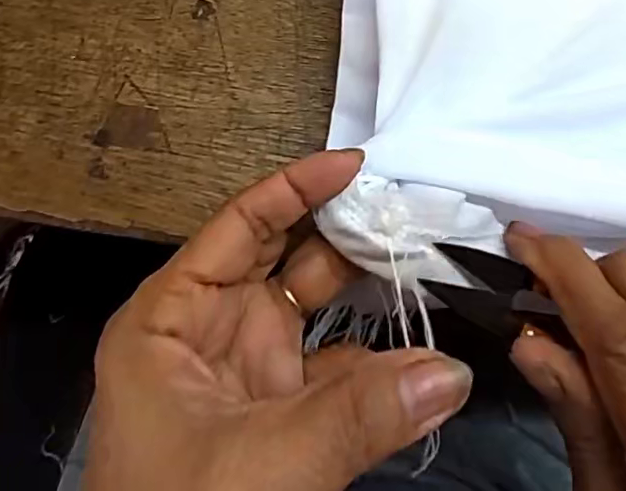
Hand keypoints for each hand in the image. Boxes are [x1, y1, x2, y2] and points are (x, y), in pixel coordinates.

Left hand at [85, 150, 473, 490]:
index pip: (242, 223)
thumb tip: (454, 371)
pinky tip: (423, 344)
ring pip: (315, 302)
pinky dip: (379, 354)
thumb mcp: (264, 463)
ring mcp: (249, 369)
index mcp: (171, 316)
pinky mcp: (282, 412)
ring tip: (425, 252)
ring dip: (368, 281)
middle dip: (344, 225)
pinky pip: (337, 363)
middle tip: (406, 203)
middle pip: (284, 251)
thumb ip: (361, 413)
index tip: (358, 164)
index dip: (298, 186)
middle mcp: (210, 328)